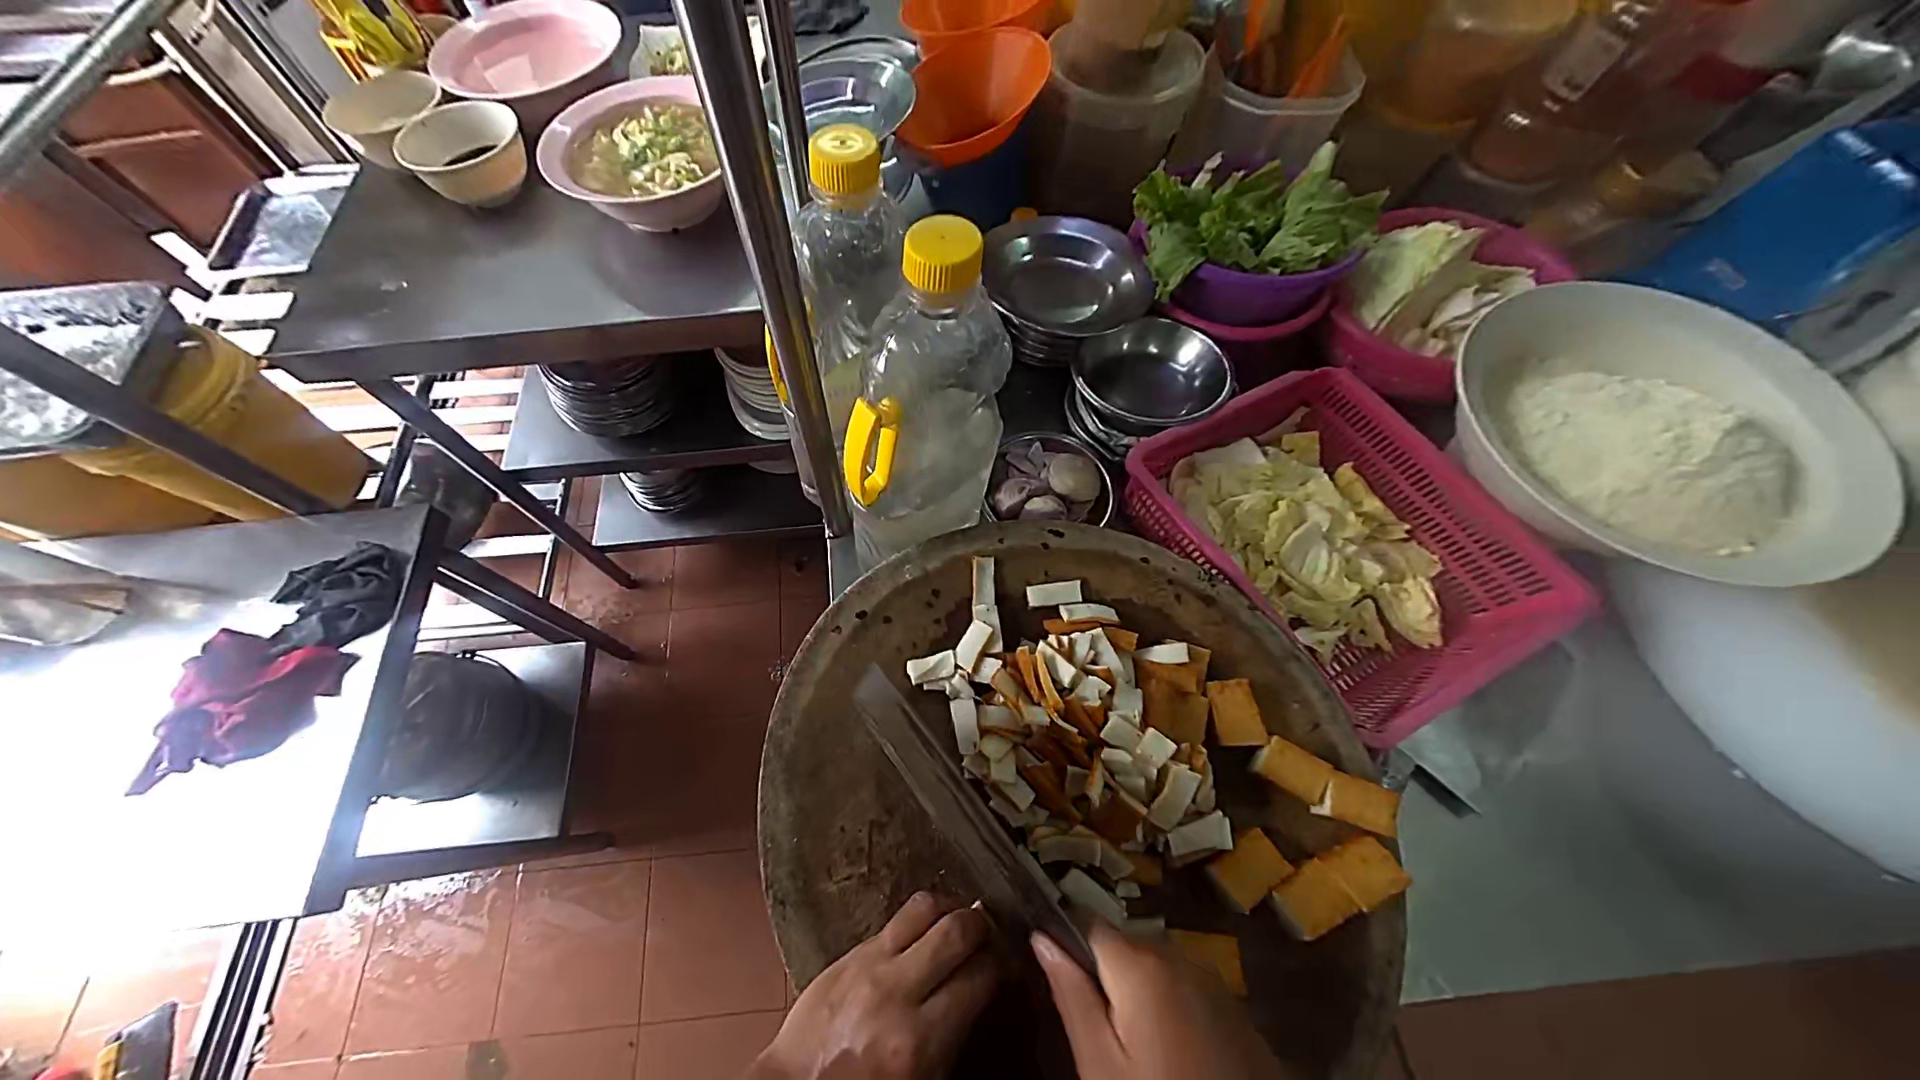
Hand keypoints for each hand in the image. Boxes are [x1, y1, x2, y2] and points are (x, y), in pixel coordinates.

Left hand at [750, 892, 1001, 1079]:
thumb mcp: (924, 1077)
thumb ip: (955, 1033)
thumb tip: (985, 987)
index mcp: (919, 1040)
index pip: (979, 978)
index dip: (1003, 965)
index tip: (1011, 964)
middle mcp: (896, 993)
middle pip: (956, 930)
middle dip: (982, 925)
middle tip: (991, 931)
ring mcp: (869, 965)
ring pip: (924, 906)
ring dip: (950, 907)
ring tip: (960, 917)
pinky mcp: (849, 951)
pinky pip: (894, 919)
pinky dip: (918, 919)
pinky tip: (925, 929)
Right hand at [1032, 923, 1295, 1079]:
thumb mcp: (1101, 1065)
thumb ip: (1072, 995)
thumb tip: (1041, 938)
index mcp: (1139, 962)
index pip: (1086, 921)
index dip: (1065, 939)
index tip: (1055, 971)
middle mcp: (1176, 954)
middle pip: (1120, 945)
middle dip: (1102, 973)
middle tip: (1095, 1029)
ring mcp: (1210, 978)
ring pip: (1152, 967)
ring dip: (1135, 992)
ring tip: (1132, 1048)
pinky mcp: (1232, 1007)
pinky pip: (1183, 988)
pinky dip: (1167, 1007)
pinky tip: (1169, 1053)